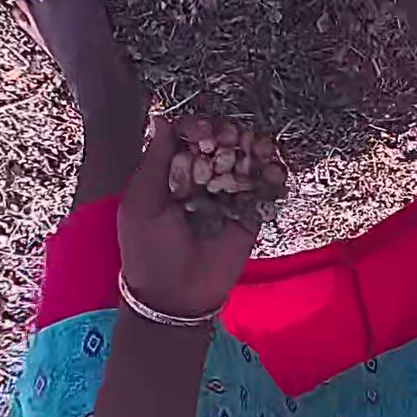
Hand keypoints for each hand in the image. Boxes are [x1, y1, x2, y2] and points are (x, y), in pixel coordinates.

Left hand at [118, 117, 256, 318]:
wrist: (175, 297)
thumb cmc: (149, 248)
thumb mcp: (141, 202)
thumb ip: (155, 160)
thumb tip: (161, 118)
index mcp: (173, 175)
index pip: (189, 140)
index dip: (198, 129)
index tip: (204, 131)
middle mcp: (202, 181)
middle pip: (220, 146)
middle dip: (228, 136)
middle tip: (232, 137)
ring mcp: (227, 198)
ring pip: (245, 163)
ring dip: (253, 149)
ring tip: (258, 147)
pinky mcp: (249, 216)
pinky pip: (264, 190)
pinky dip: (273, 175)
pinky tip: (274, 167)